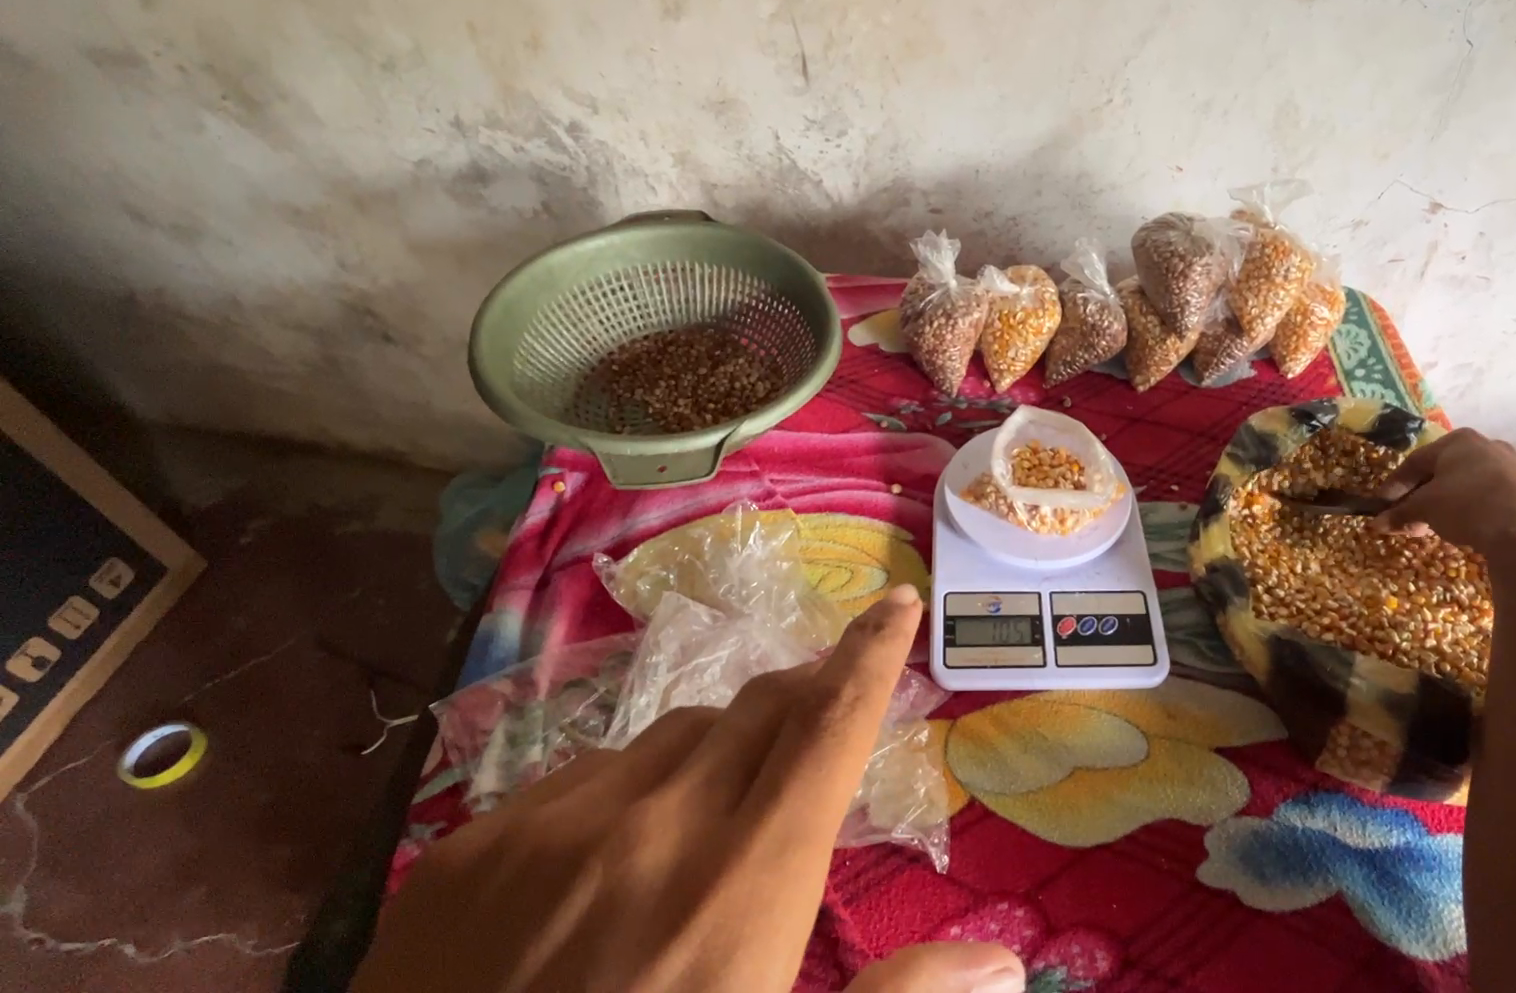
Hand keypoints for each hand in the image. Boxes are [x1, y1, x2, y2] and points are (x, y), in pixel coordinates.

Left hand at [352, 584, 1022, 992]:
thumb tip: (1001, 960)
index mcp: (744, 885)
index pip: (829, 729)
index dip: (871, 656)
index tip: (897, 602)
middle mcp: (655, 826)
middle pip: (758, 709)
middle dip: (804, 696)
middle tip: (822, 713)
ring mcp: (552, 827)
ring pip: (673, 737)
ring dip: (717, 751)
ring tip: (714, 812)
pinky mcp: (471, 847)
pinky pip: (582, 777)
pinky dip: (628, 792)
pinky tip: (608, 859)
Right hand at [1369, 429, 1515, 561]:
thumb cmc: (1465, 505)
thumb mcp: (1423, 509)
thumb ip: (1399, 513)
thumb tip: (1377, 524)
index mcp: (1458, 441)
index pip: (1414, 462)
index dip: (1394, 486)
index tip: (1382, 505)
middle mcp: (1485, 446)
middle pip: (1440, 472)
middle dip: (1419, 497)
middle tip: (1405, 518)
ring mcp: (1510, 466)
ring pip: (1463, 485)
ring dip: (1441, 505)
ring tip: (1429, 527)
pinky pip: (1486, 496)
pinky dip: (1467, 509)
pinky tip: (1460, 527)